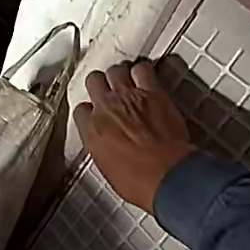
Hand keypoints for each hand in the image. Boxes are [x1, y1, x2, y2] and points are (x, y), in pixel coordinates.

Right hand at [73, 60, 194, 212]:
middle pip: (94, 80)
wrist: (168, 175)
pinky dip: (143, 71)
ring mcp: (129, 96)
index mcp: (91, 130)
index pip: (80, 109)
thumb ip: (101, 147)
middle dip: (101, 84)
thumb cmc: (140, 180)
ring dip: (121, 75)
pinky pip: (143, 68)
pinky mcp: (152, 91)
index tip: (95, 113)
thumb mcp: (107, 169)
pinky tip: (146, 77)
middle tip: (109, 90)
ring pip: (116, 70)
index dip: (89, 111)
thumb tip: (106, 144)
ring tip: (127, 81)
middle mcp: (106, 107)